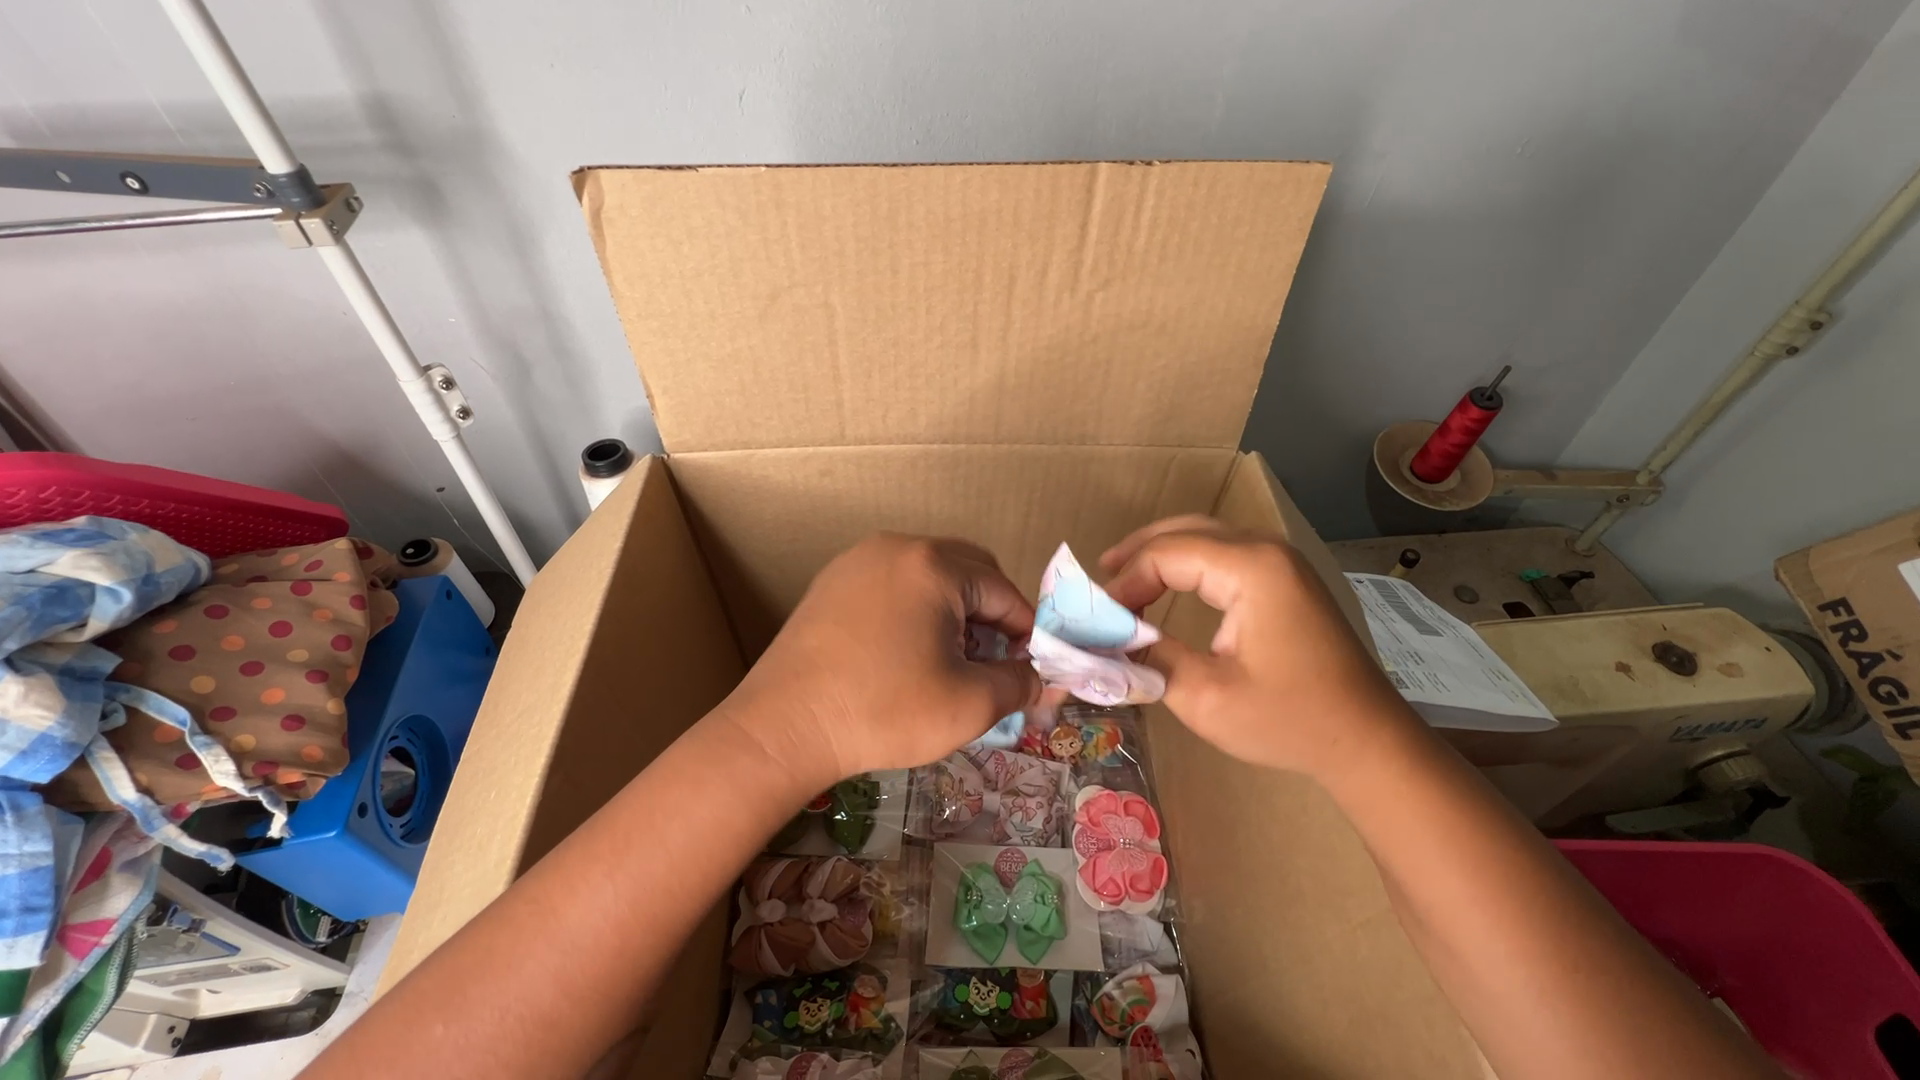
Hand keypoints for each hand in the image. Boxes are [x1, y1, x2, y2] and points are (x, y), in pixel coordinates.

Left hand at [721, 533, 1041, 787]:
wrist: (784, 727)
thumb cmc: (883, 710)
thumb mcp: (968, 704)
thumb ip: (1019, 684)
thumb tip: (1043, 681)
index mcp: (934, 565)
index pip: (1003, 591)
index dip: (1026, 633)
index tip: (1028, 671)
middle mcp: (896, 547)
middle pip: (968, 571)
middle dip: (990, 616)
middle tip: (991, 664)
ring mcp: (857, 561)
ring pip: (928, 577)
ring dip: (953, 612)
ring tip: (950, 662)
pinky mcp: (831, 584)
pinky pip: (892, 585)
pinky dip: (914, 611)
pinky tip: (907, 655)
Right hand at [1099, 516, 1422, 779]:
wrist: (1366, 740)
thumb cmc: (1288, 720)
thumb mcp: (1205, 696)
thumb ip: (1149, 659)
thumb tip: (1105, 642)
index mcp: (1252, 568)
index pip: (1166, 554)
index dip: (1125, 583)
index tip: (1097, 619)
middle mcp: (1268, 551)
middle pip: (1186, 530)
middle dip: (1138, 553)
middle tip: (1098, 581)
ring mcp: (1282, 563)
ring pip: (1206, 537)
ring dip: (1162, 555)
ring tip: (1122, 579)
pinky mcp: (1288, 582)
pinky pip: (1226, 556)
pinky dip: (1188, 566)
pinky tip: (1168, 586)